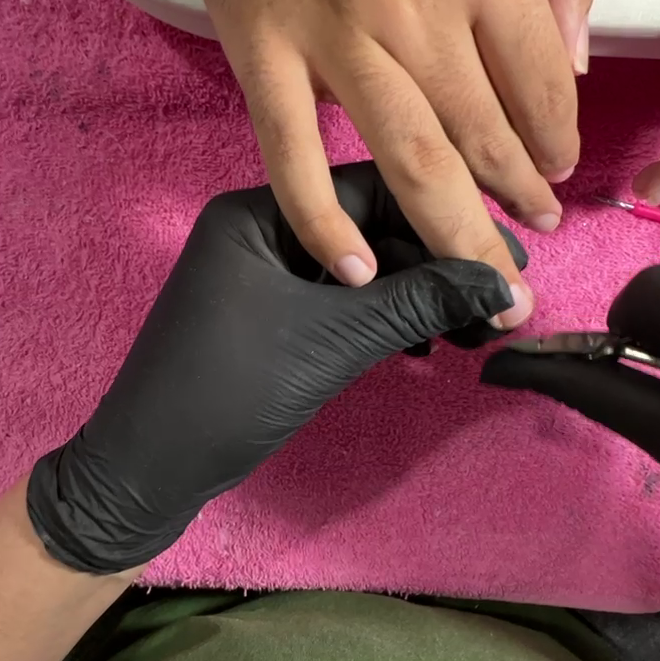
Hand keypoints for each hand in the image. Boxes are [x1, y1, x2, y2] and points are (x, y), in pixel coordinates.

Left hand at [30, 163, 521, 573]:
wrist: (151, 469)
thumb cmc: (229, 391)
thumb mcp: (329, 342)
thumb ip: (418, 305)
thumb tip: (507, 288)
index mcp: (259, 213)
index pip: (370, 191)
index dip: (444, 219)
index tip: (508, 252)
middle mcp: (261, 232)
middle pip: (368, 233)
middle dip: (434, 268)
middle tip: (500, 297)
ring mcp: (264, 279)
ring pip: (359, 275)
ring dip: (414, 300)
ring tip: (473, 327)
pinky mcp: (270, 321)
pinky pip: (338, 307)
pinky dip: (381, 323)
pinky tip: (425, 343)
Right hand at [168, 0, 611, 326]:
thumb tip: (572, 56)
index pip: (540, 89)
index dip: (554, 148)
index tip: (555, 179)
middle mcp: (418, 10)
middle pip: (484, 142)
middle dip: (514, 209)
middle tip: (525, 258)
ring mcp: (332, 36)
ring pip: (407, 161)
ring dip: (452, 233)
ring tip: (477, 279)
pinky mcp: (259, 47)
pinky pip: (292, 154)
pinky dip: (320, 221)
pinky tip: (355, 269)